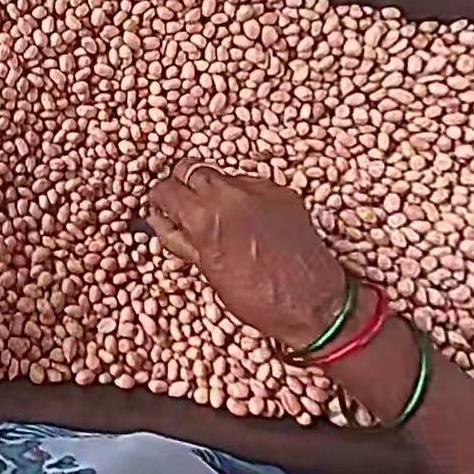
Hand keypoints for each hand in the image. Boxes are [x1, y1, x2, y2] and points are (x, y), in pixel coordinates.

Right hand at [147, 161, 347, 349]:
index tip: (162, 208)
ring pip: (221, 175)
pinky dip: (243, 198)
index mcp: (203, 216)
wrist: (314, 304)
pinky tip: (249, 222)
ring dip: (213, 191)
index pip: (165, 189)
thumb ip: (178, 238)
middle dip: (183, 187)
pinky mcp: (281, 192)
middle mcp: (228, 195)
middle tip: (186, 209)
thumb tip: (160, 220)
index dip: (160, 200)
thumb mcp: (206, 270)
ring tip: (221, 218)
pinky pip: (251, 184)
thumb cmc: (258, 297)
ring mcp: (258, 190)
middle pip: (189, 169)